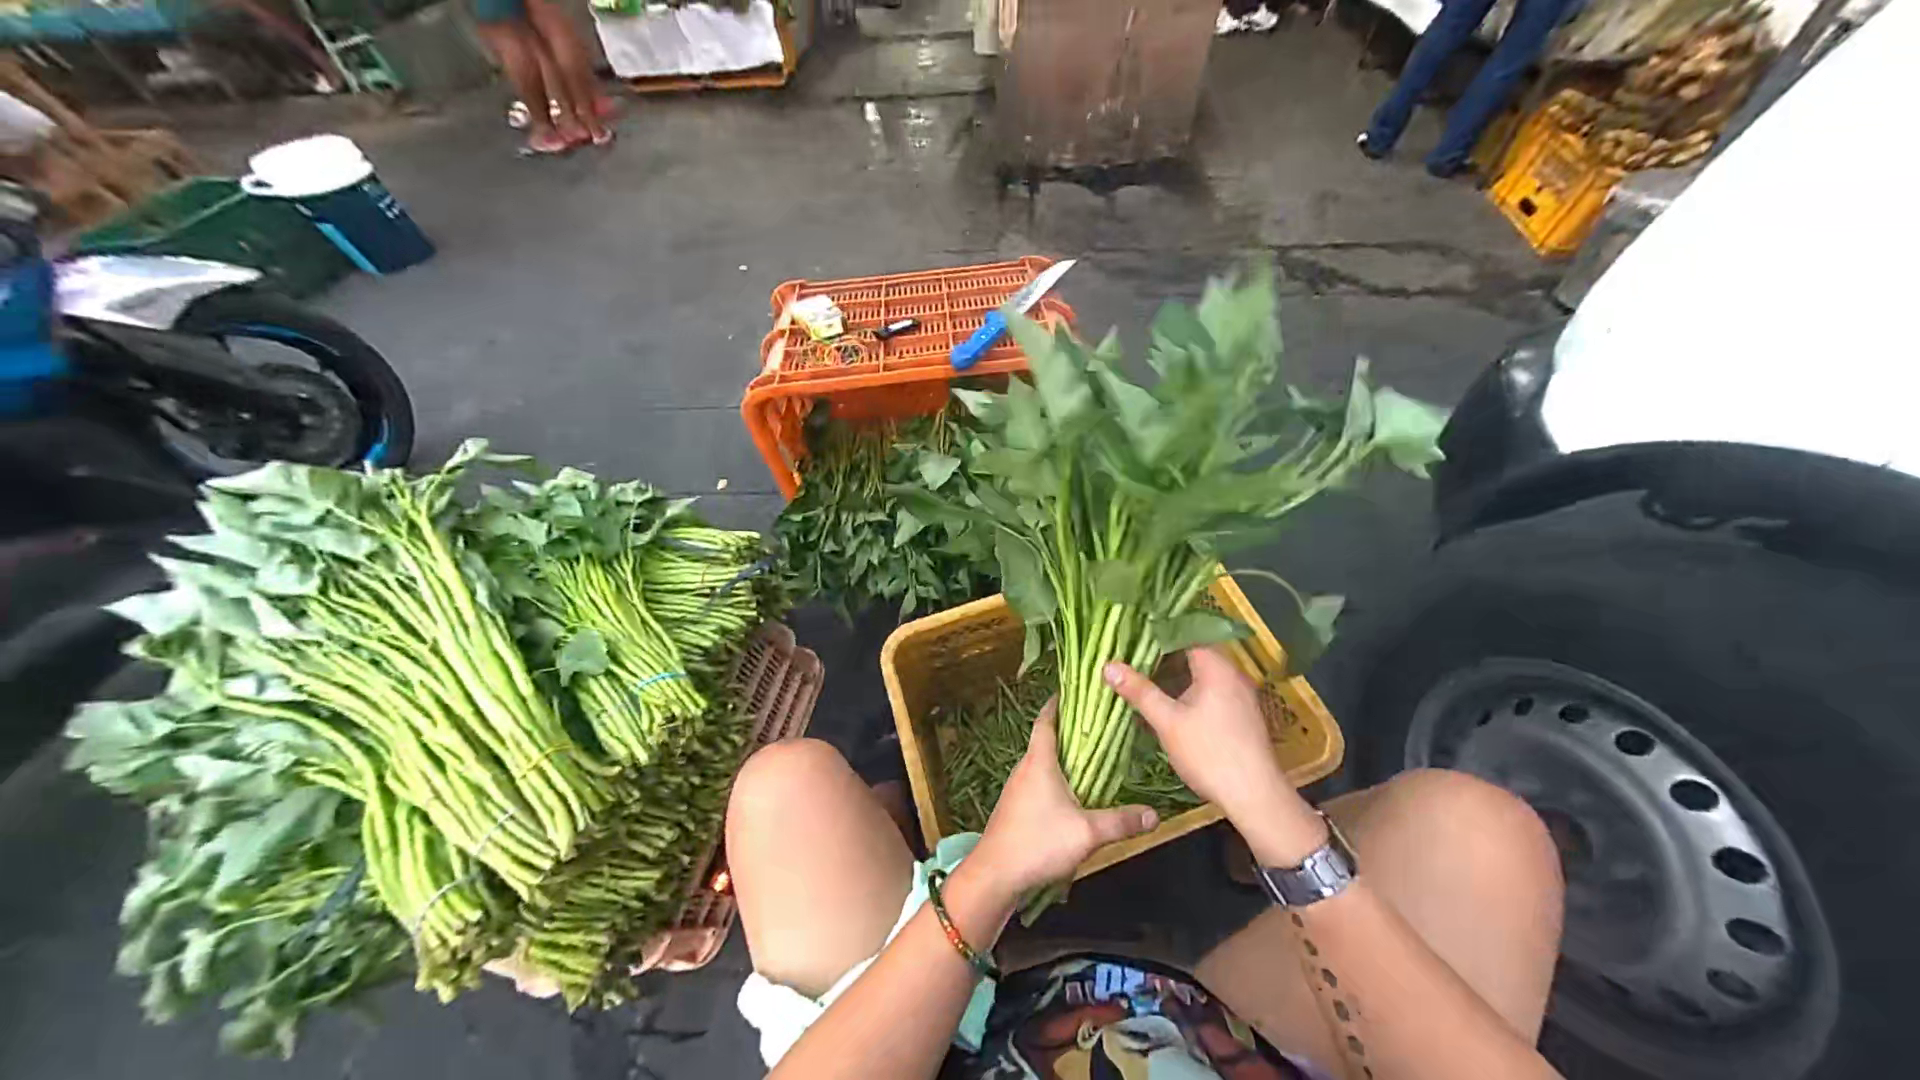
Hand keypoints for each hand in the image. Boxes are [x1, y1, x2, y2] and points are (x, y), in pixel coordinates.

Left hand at [968, 700, 1159, 898]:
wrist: (995, 875)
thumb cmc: (1038, 842)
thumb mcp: (1087, 832)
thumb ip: (1121, 822)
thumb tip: (1154, 815)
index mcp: (1039, 761)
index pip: (1046, 720)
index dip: (1058, 704)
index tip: (1074, 692)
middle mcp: (1025, 768)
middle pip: (1045, 740)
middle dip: (1068, 731)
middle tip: (1097, 726)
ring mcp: (1017, 789)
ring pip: (1042, 764)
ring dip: (1062, 759)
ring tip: (1091, 759)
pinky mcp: (1015, 809)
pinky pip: (1038, 784)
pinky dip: (1056, 780)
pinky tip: (1073, 796)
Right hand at [1104, 648, 1327, 864]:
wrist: (1255, 796)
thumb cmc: (1209, 753)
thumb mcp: (1167, 721)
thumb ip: (1139, 691)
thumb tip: (1108, 665)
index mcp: (1216, 667)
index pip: (1184, 635)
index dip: (1156, 635)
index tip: (1130, 638)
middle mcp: (1232, 674)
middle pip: (1192, 654)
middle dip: (1161, 658)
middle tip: (1130, 660)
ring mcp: (1239, 695)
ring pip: (1200, 675)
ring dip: (1174, 678)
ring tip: (1142, 682)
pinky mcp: (1240, 714)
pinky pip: (1210, 691)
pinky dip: (1188, 692)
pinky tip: (1167, 707)